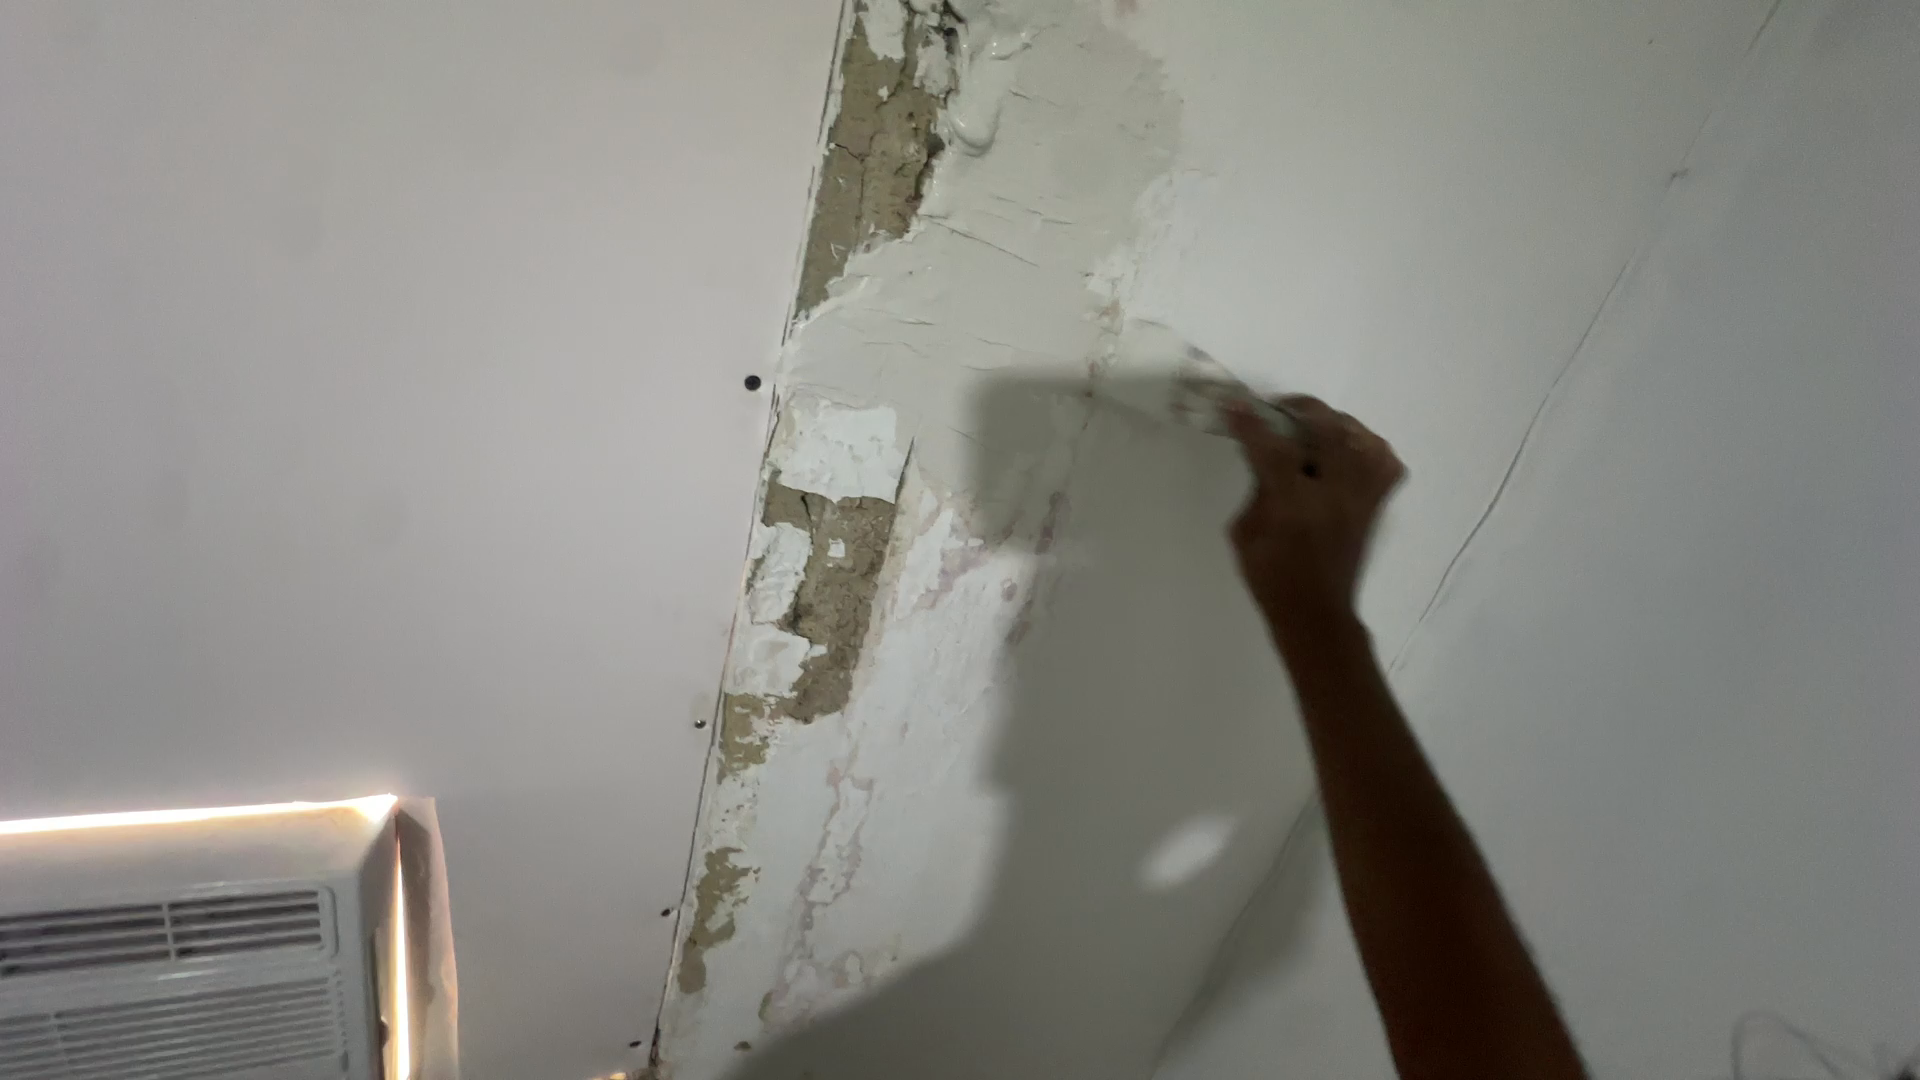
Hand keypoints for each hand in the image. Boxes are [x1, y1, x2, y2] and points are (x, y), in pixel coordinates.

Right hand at [1225, 395, 1404, 651]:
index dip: (1252, 424)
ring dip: (1333, 423)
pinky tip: (1347, 449)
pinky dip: (1368, 447)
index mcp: (1293, 507)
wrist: (1315, 612)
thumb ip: (1258, 489)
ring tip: (1311, 424)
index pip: (1273, 451)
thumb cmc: (1270, 576)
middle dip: (1299, 409)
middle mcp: (1334, 496)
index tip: (1236, 404)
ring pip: (1360, 439)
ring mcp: (1361, 499)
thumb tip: (1265, 456)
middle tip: (1277, 408)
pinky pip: (1385, 462)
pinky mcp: (1376, 505)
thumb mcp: (1245, 532)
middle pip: (1327, 431)